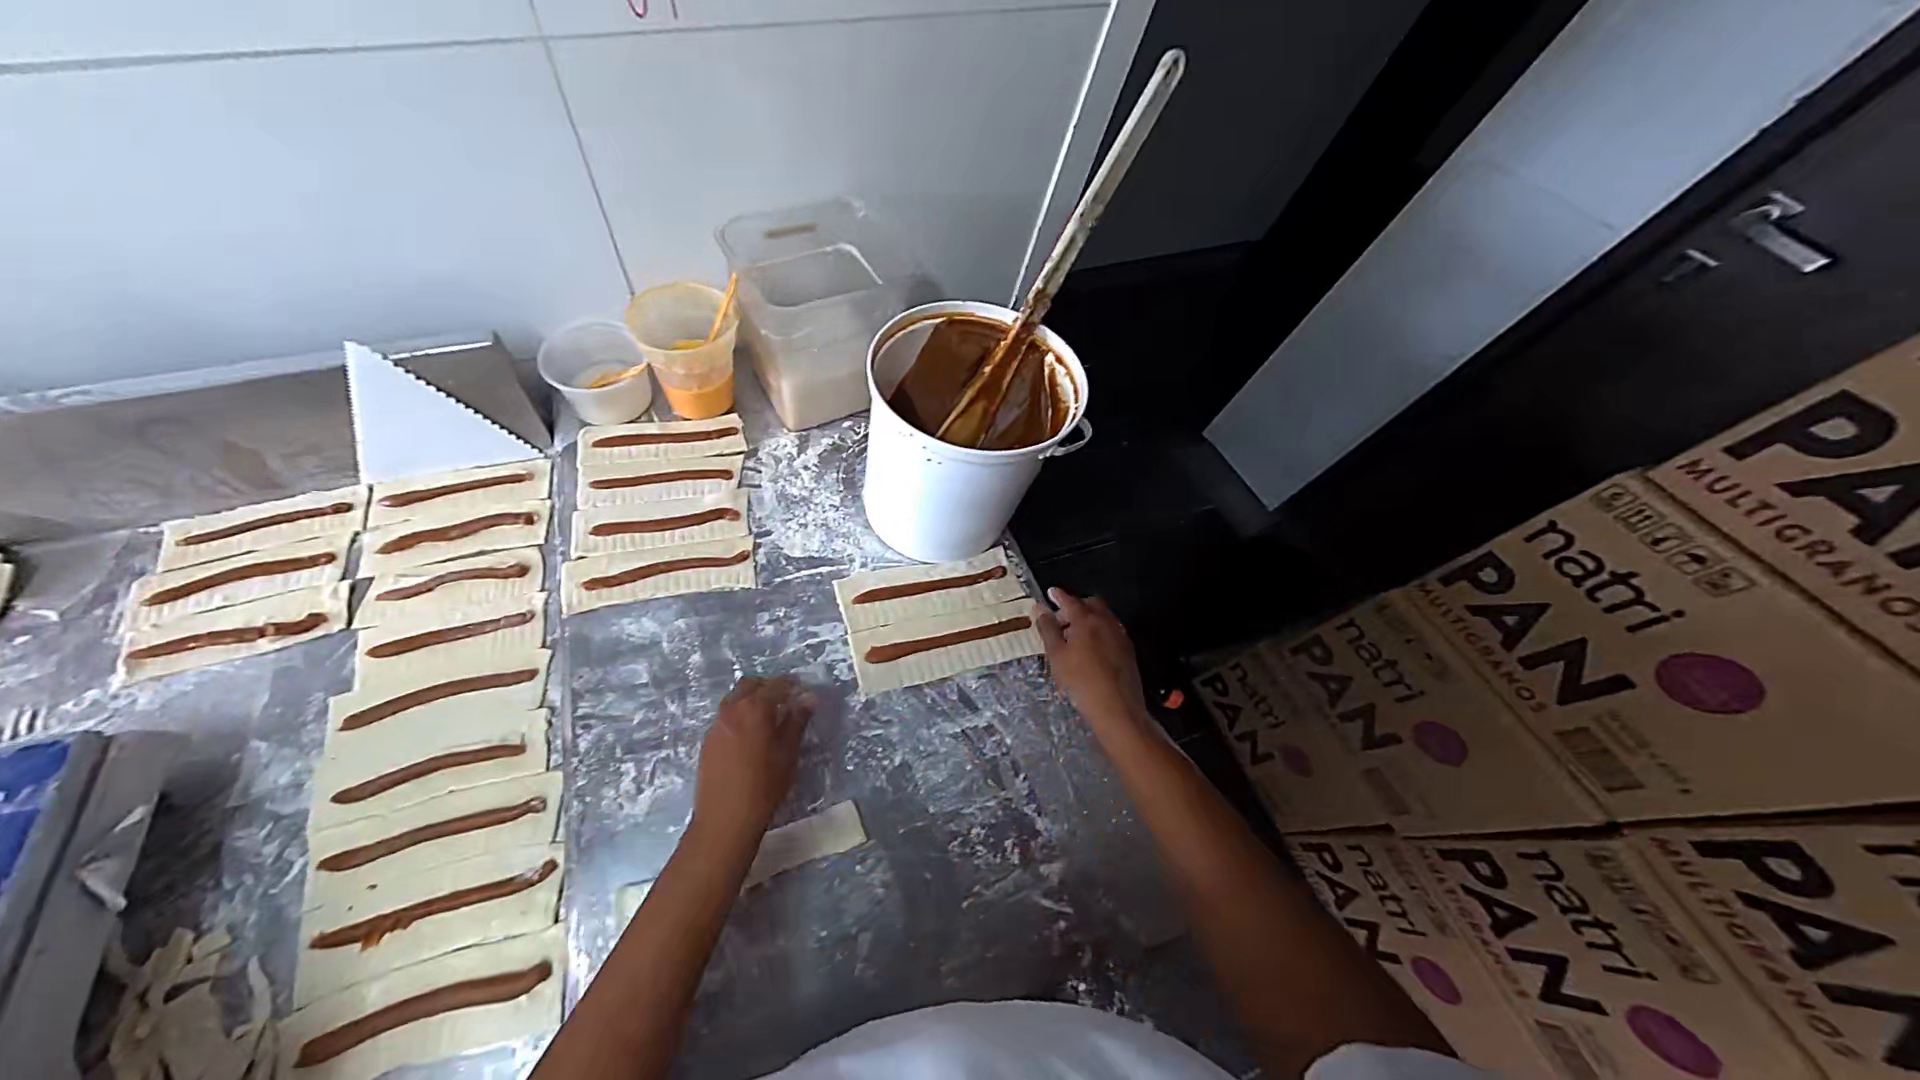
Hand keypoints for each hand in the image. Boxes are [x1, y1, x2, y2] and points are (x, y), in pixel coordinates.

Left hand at [693, 676, 815, 844]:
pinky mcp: (707, 741)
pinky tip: (750, 735)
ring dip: (751, 700)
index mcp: (755, 709)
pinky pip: (725, 717)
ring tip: (767, 717)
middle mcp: (731, 710)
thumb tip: (808, 699)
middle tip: (785, 699)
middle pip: (750, 685)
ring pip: (734, 700)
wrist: (725, 819)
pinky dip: (739, 715)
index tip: (803, 691)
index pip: (776, 685)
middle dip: (768, 687)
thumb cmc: (765, 786)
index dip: (791, 685)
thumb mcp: (788, 753)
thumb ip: (797, 721)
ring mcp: (716, 725)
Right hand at [1037, 588, 1149, 729]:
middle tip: (1060, 619)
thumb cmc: (1081, 681)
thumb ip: (1048, 629)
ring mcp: (1120, 635)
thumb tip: (1040, 610)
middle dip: (1075, 605)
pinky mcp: (1128, 650)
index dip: (1058, 595)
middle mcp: (1106, 622)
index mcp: (1087, 619)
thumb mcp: (1056, 656)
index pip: (1070, 600)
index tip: (1050, 592)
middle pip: (1091, 603)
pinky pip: (1111, 630)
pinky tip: (1090, 648)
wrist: (1117, 708)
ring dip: (1088, 618)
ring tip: (1073, 636)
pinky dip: (1099, 630)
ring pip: (1103, 617)